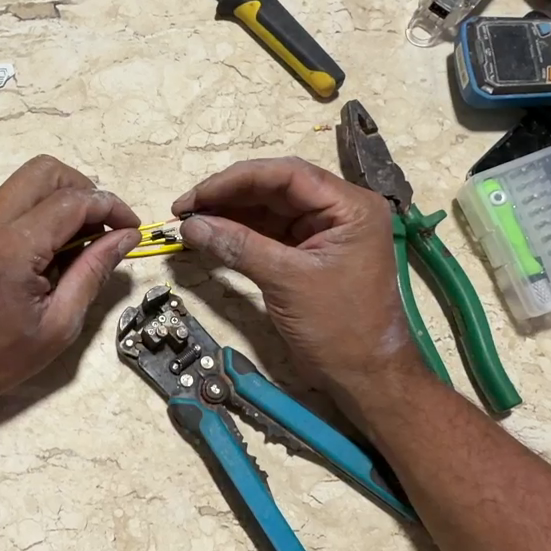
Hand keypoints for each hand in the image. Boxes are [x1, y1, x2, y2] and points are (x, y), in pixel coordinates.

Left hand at [0, 156, 140, 414]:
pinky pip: (6, 203)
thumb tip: (127, 236)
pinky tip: (47, 250)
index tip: (132, 226)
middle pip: (45, 170)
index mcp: (11, 247)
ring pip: (23, 182)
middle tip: (104, 227)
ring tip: (78, 241)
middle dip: (83, 190)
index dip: (110, 206)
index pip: (72, 201)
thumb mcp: (60, 323)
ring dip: (59, 199)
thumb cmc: (1, 359)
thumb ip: (93, 271)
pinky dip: (35, 212)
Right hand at [173, 157, 416, 394]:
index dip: (236, 180)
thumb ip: (238, 246)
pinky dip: (239, 235)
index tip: (197, 196)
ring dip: (229, 215)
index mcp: (349, 206)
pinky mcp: (307, 255)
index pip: (286, 175)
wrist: (365, 376)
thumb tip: (190, 225)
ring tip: (190, 223)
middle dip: (229, 196)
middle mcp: (338, 211)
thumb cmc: (339, 326)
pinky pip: (268, 235)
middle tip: (185, 209)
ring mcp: (322, 233)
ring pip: (268, 211)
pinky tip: (210, 237)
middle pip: (275, 189)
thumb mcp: (286, 280)